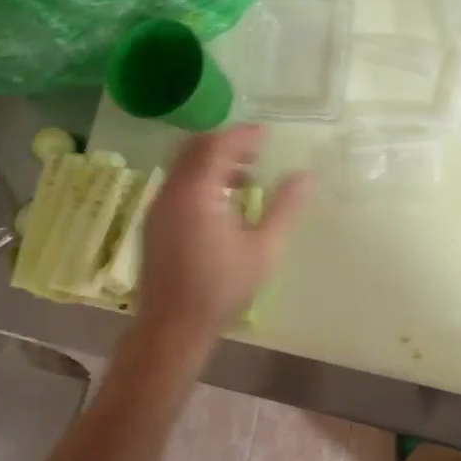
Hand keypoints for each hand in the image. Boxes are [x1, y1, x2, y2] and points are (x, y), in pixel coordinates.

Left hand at [135, 124, 309, 342]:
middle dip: (227, 143)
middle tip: (257, 150)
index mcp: (197, 192)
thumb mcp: (263, 249)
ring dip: (213, 162)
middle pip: (196, 148)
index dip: (244, 135)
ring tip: (246, 176)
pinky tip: (224, 202)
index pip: (218, 145)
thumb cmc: (222, 288)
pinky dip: (200, 179)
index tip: (268, 134)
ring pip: (184, 166)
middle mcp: (172, 191)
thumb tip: (306, 176)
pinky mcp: (154, 222)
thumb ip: (284, 208)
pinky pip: (178, 184)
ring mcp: (159, 207)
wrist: (173, 326)